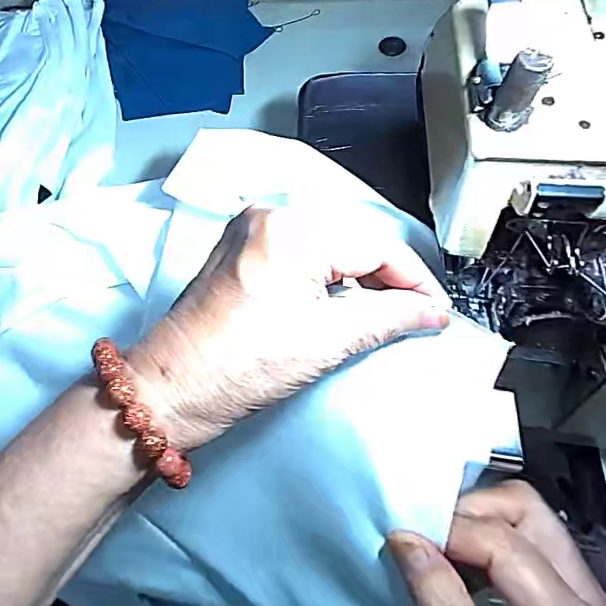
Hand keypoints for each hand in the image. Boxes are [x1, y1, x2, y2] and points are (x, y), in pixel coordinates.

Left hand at [126, 205, 451, 451]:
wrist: (170, 387)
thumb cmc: (231, 366)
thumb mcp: (325, 342)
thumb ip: (388, 319)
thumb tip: (428, 312)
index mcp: (289, 231)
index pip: (376, 246)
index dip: (414, 280)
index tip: (434, 310)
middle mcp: (265, 219)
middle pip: (351, 240)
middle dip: (386, 278)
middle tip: (413, 315)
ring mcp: (247, 232)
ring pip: (325, 245)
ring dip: (357, 277)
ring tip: (380, 314)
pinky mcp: (237, 250)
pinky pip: (297, 252)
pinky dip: (324, 276)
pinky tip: (337, 303)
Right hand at [389, 482, 605, 605]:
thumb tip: (409, 545)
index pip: (509, 548)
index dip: (450, 533)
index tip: (402, 538)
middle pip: (529, 514)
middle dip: (468, 513)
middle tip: (422, 536)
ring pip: (527, 521)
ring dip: (474, 525)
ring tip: (436, 551)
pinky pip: (524, 549)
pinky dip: (481, 547)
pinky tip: (456, 571)